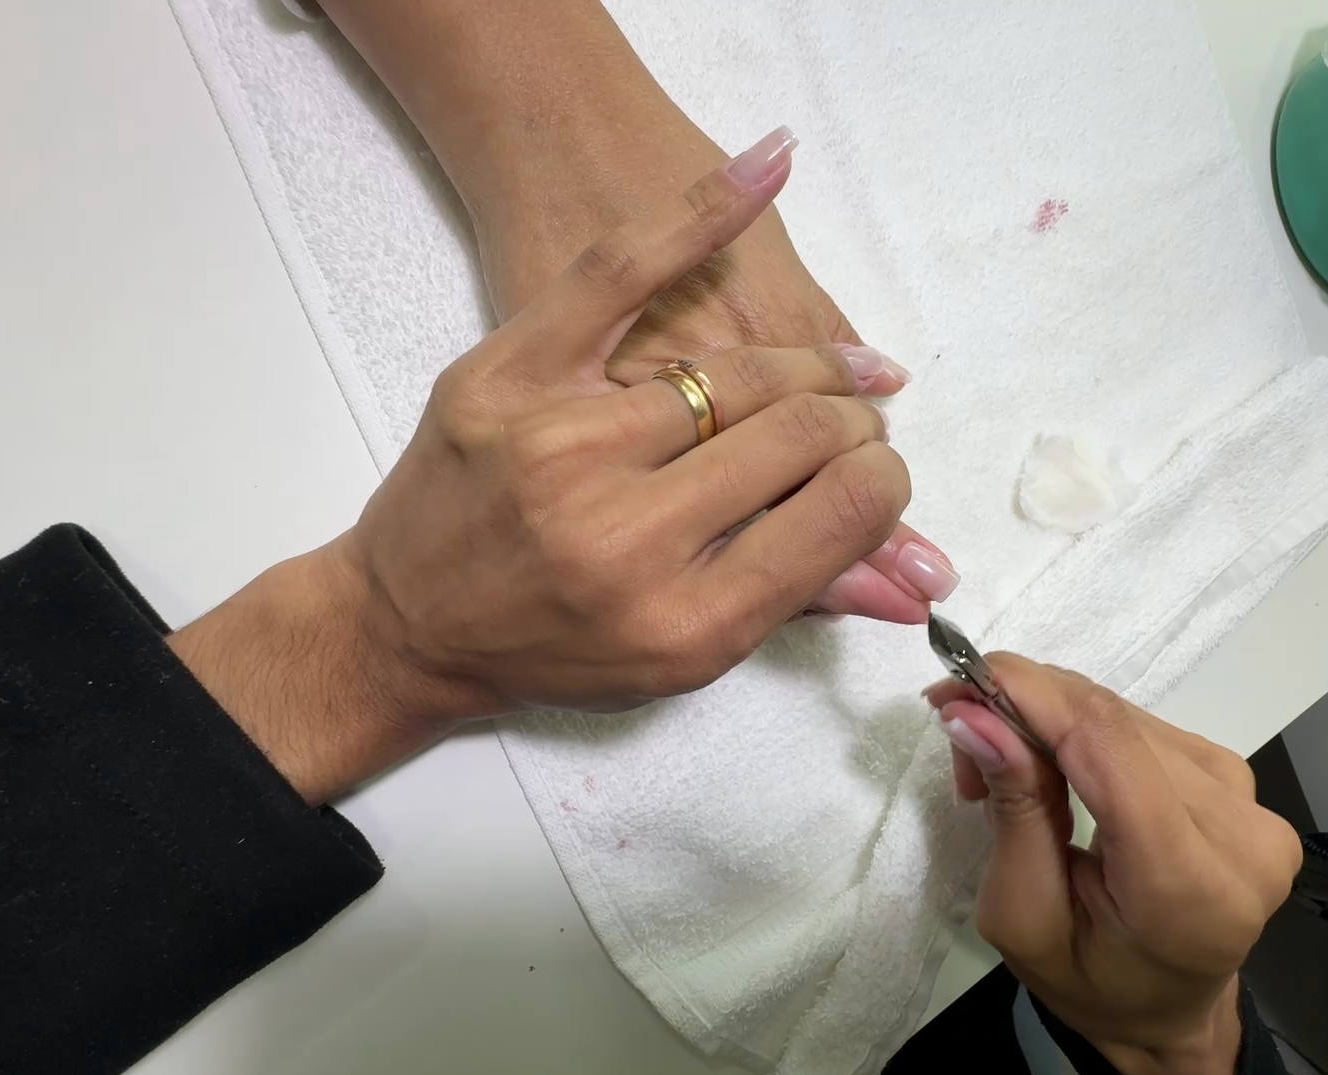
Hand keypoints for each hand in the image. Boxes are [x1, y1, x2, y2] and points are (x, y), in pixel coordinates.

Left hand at [315, 0, 948, 620]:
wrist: (412, 622)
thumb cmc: (561, 650)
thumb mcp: (685, 657)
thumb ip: (799, 605)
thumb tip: (916, 587)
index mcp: (682, 621)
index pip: (837, 515)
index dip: (883, 483)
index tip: (882, 470)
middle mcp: (624, 538)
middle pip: (798, 435)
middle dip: (853, 423)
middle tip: (857, 422)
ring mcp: (560, 447)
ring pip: (739, 372)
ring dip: (813, 364)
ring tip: (838, 372)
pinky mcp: (509, 374)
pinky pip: (621, 268)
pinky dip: (703, 211)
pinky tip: (772, 165)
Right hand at [927, 657, 1300, 1074]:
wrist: (1169, 1011)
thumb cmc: (1090, 980)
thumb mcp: (1022, 917)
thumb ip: (1012, 811)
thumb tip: (974, 716)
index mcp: (1188, 890)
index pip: (1108, 750)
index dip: (1029, 696)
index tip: (954, 687)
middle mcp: (1237, 832)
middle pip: (1106, 722)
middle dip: (1016, 707)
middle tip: (960, 735)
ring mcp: (1244, 796)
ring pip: (1113, 710)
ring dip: (1039, 716)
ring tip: (997, 762)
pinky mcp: (1229, 773)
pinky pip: (1131, 720)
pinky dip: (1071, 724)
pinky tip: (1045, 757)